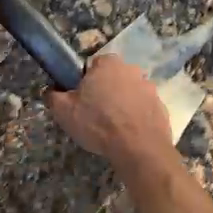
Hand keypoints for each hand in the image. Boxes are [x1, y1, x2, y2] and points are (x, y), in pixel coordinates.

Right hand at [45, 55, 173, 170]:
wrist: (139, 149)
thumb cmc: (98, 123)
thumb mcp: (64, 111)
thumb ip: (53, 96)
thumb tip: (50, 91)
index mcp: (108, 63)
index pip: (92, 65)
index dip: (85, 82)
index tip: (81, 99)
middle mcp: (132, 69)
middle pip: (112, 78)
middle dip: (105, 91)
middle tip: (94, 113)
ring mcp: (150, 89)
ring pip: (129, 93)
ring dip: (122, 104)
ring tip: (112, 127)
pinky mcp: (161, 108)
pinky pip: (143, 109)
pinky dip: (136, 118)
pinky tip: (128, 135)